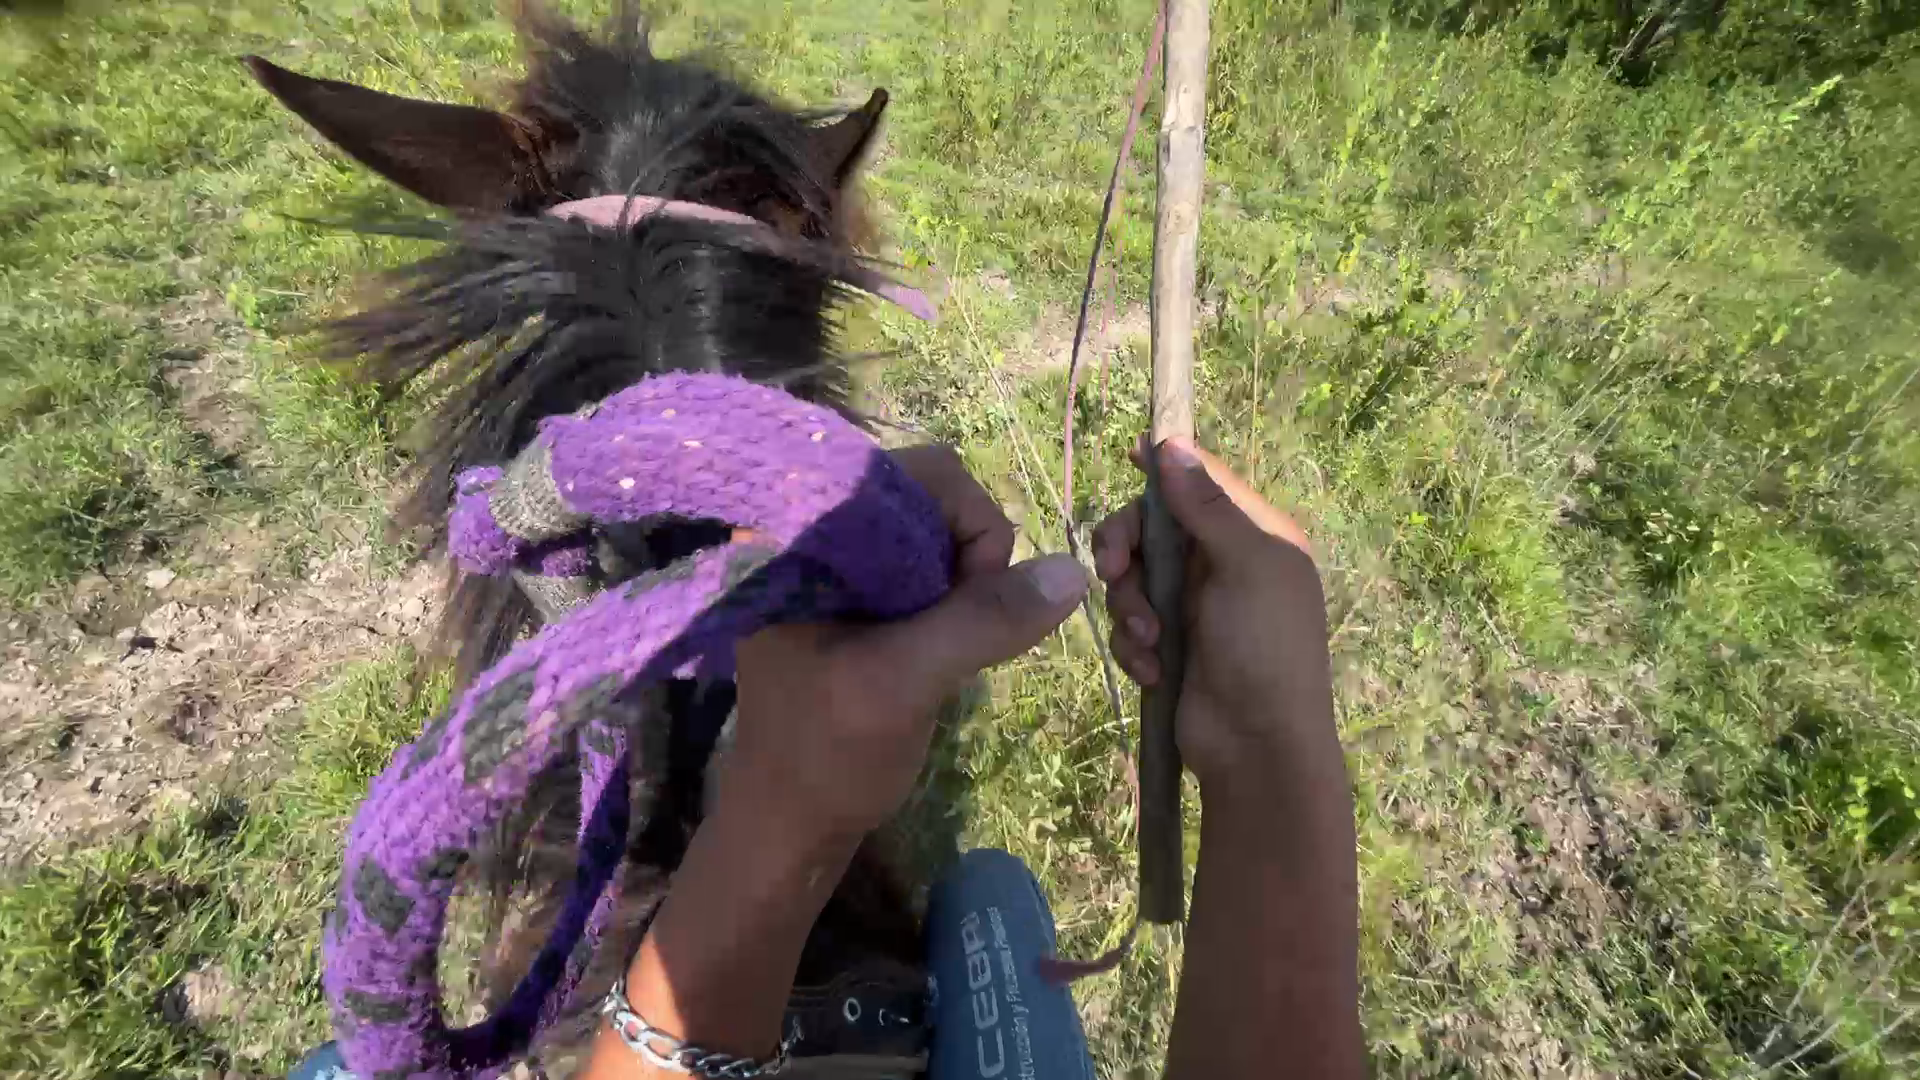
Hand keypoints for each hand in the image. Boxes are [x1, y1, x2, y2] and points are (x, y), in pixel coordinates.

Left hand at [716, 444, 1088, 843]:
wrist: (794, 818)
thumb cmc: (828, 756)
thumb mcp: (902, 686)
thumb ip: (981, 623)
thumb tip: (1073, 570)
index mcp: (804, 531)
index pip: (918, 474)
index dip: (967, 524)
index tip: (967, 598)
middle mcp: (821, 527)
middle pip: (937, 495)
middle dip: (971, 556)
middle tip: (955, 629)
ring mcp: (845, 559)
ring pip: (944, 531)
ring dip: (968, 582)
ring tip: (942, 644)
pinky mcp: (866, 590)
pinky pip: (935, 563)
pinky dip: (958, 596)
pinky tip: (938, 643)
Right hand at [1092, 437, 1337, 796]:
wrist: (1256, 746)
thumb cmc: (1265, 648)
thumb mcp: (1246, 568)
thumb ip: (1206, 508)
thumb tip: (1171, 444)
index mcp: (1251, 536)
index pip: (1201, 483)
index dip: (1165, 466)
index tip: (1128, 452)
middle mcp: (1218, 564)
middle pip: (1149, 529)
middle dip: (1125, 551)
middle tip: (1111, 570)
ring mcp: (1190, 605)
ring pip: (1130, 577)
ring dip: (1130, 607)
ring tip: (1150, 640)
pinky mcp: (1167, 641)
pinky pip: (1129, 622)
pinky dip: (1134, 644)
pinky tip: (1152, 668)